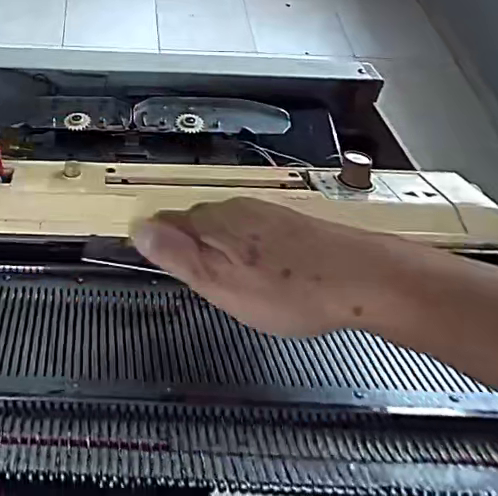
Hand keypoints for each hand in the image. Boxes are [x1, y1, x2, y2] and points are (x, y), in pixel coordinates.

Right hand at [130, 197, 435, 336]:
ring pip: (223, 227)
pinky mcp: (286, 222)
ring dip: (216, 249)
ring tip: (225, 283)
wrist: (358, 279)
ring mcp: (263, 212)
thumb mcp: (222, 284)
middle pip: (194, 221)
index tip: (158, 266)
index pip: (167, 222)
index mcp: (214, 221)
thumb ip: (179, 255)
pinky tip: (259, 273)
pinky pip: (250, 231)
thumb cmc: (289, 290)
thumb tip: (140, 228)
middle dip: (187, 247)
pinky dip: (244, 250)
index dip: (158, 244)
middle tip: (193, 283)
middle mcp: (236, 207)